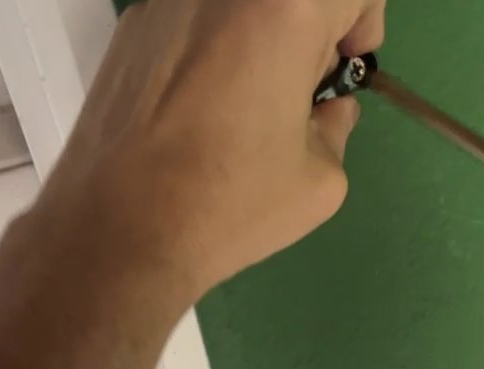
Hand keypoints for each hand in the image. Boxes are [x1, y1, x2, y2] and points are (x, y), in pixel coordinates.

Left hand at [24, 0, 386, 306]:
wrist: (121, 232)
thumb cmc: (229, 207)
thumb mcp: (320, 183)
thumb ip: (338, 127)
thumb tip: (325, 109)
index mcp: (286, 5)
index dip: (362, 24)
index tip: (343, 69)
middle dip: (306, 33)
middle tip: (294, 95)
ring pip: (239, 8)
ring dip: (257, 41)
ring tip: (237, 113)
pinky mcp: (132, 26)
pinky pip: (195, 24)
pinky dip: (211, 54)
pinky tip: (194, 117)